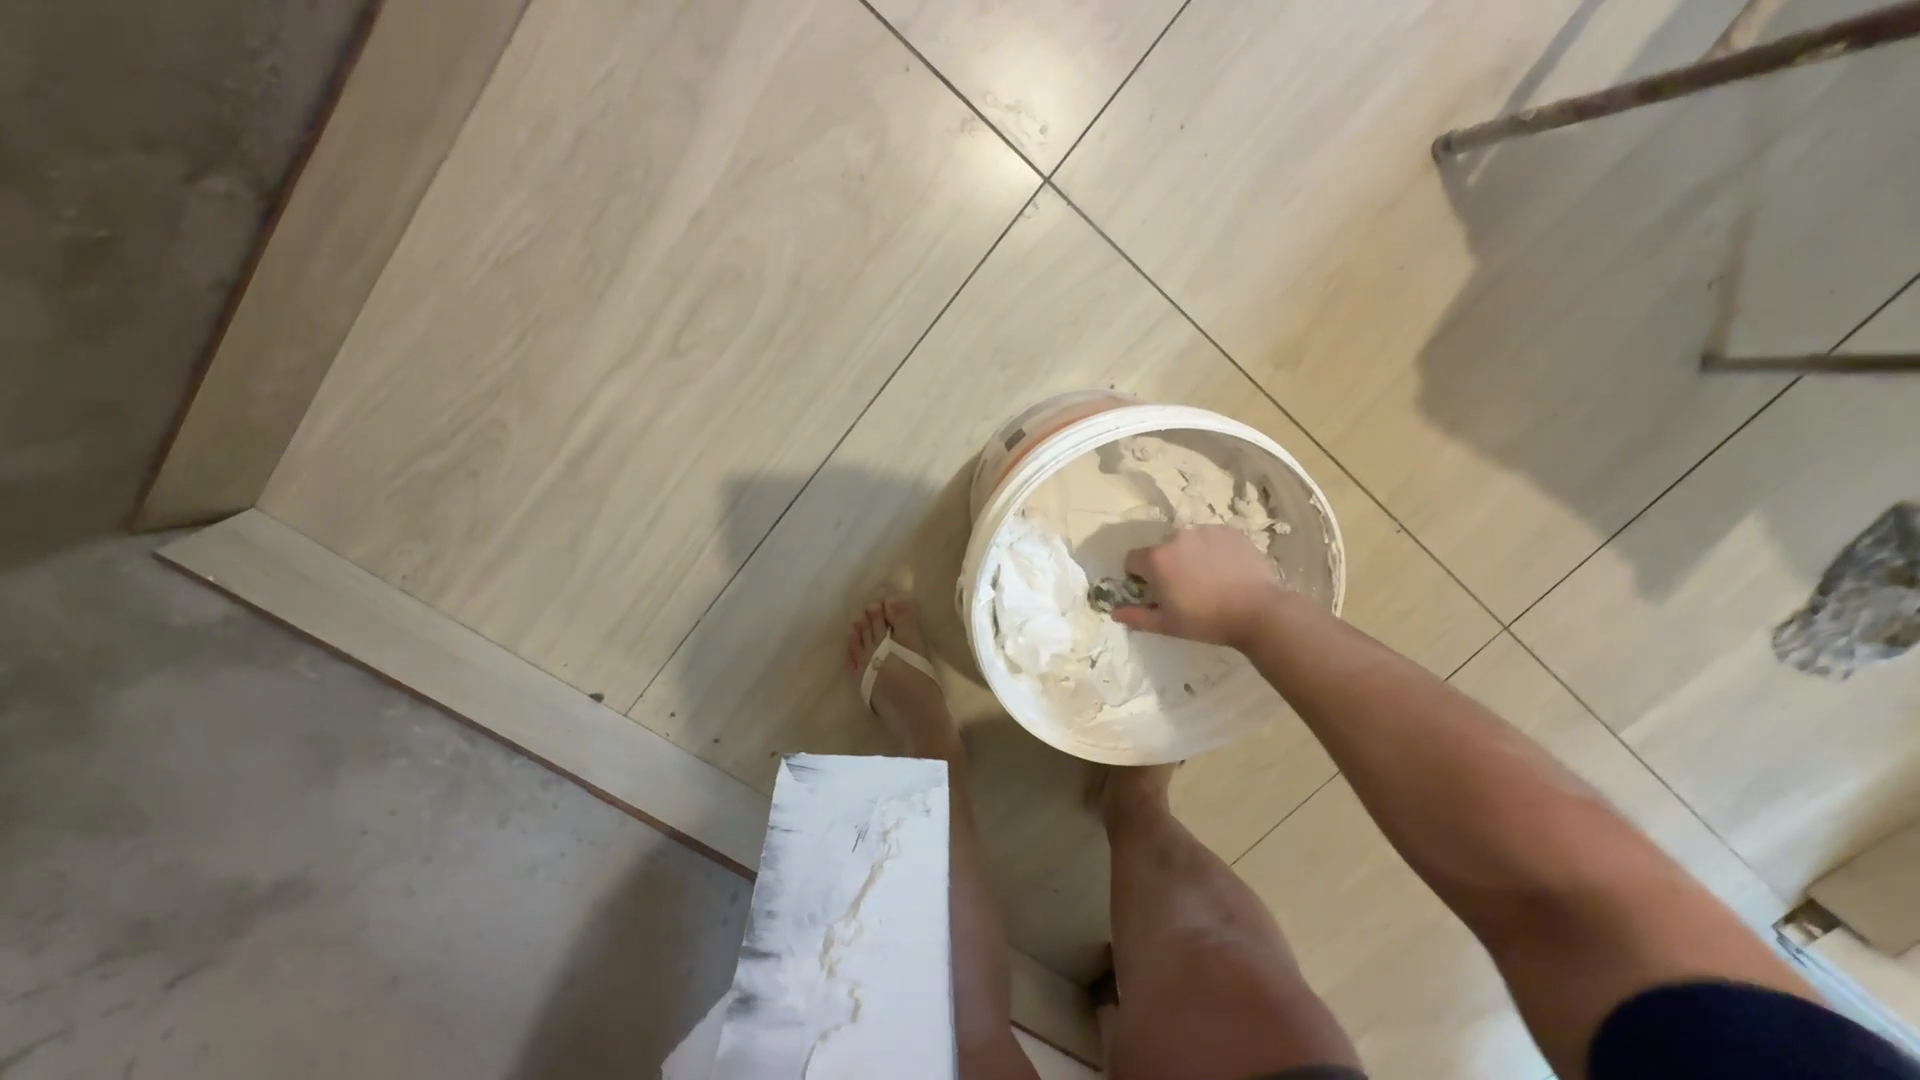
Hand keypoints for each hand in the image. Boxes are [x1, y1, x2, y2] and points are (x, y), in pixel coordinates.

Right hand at [1110, 526, 1284, 648]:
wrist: (1258, 611)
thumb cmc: (1206, 620)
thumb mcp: (1167, 625)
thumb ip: (1137, 616)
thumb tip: (1114, 612)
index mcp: (1156, 558)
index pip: (1132, 559)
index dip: (1138, 576)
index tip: (1154, 591)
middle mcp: (1177, 536)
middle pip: (1161, 549)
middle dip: (1167, 565)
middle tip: (1185, 588)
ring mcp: (1205, 530)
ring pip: (1188, 542)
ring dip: (1190, 555)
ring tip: (1210, 579)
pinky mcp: (1230, 531)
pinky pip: (1212, 537)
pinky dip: (1214, 550)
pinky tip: (1227, 571)